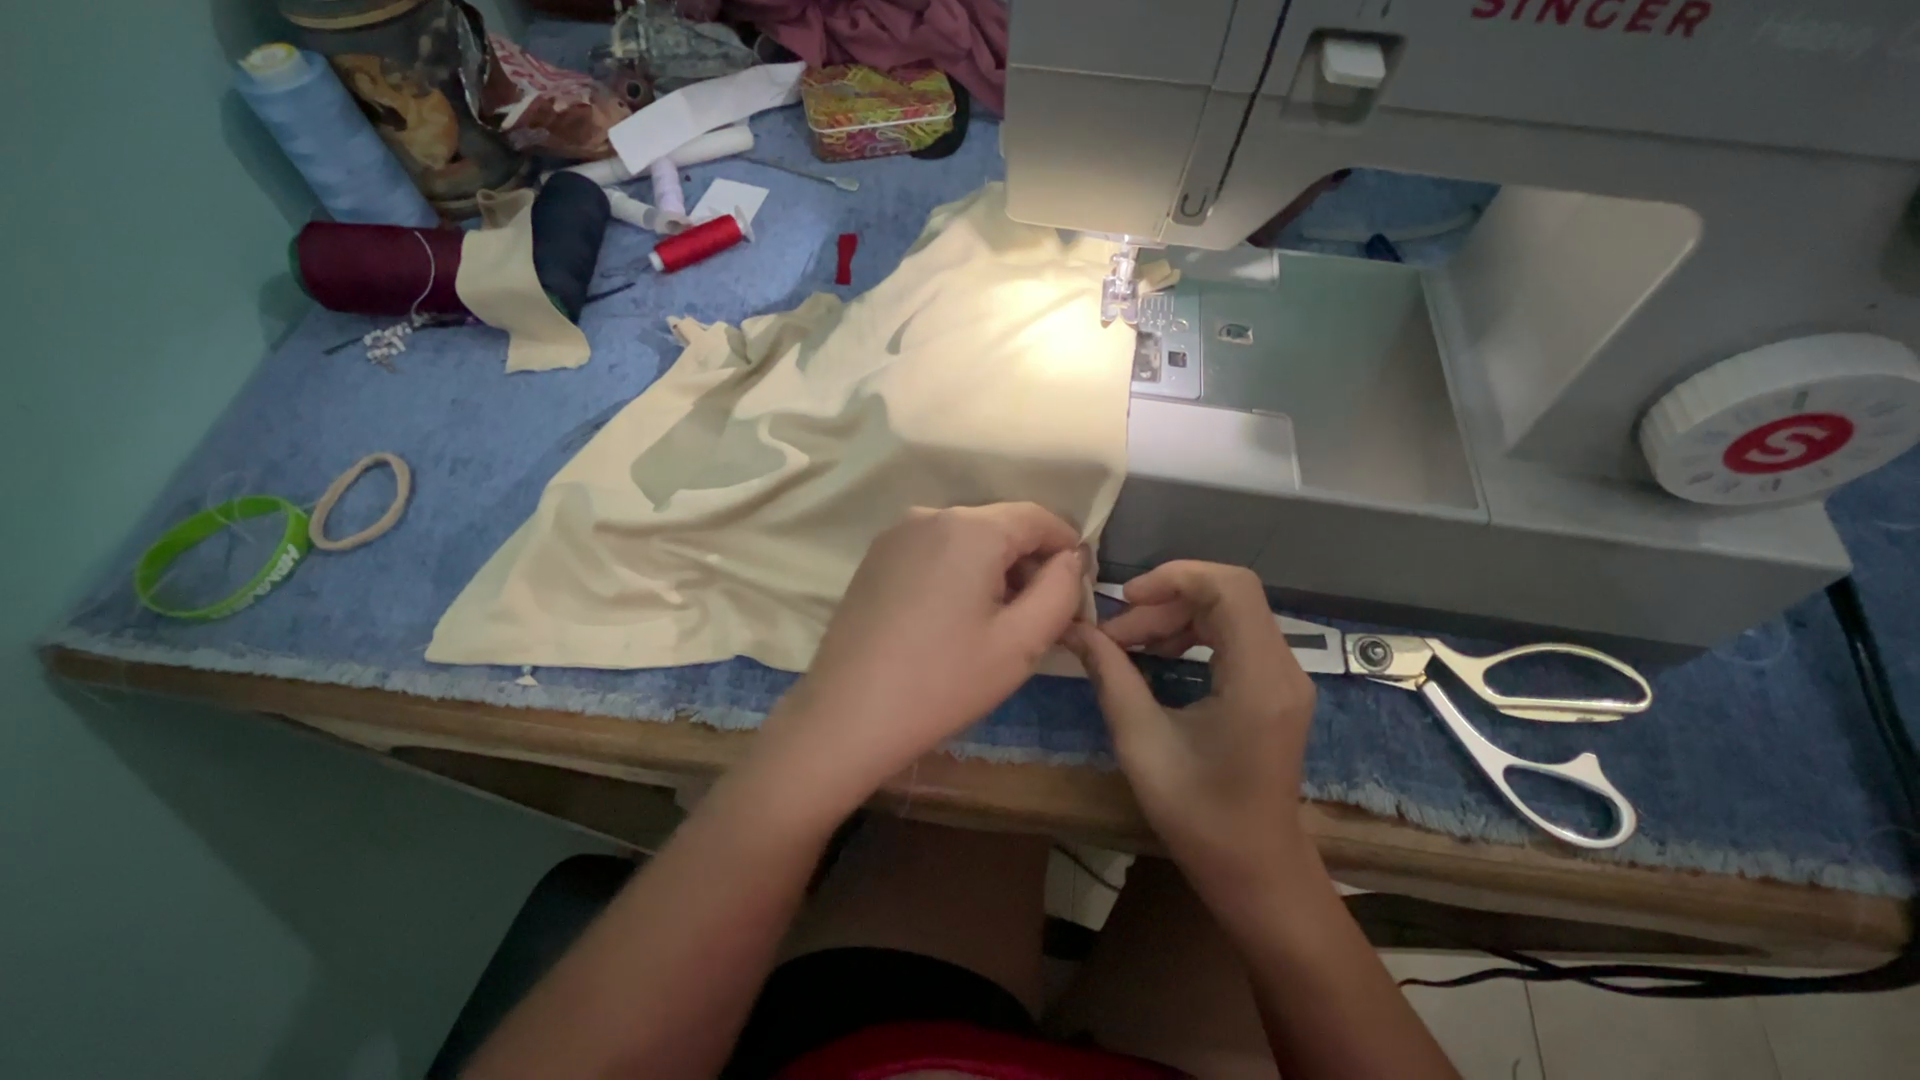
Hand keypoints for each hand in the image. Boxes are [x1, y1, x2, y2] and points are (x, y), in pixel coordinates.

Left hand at [751, 503, 1088, 816]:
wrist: (848, 715)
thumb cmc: (944, 681)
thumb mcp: (1021, 642)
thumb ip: (1061, 590)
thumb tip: (1070, 558)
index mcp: (970, 527)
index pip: (1039, 517)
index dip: (1068, 548)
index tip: (1079, 590)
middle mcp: (930, 515)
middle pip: (1000, 525)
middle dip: (1029, 562)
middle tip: (1043, 616)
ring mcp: (896, 535)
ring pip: (966, 539)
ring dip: (994, 569)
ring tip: (1000, 623)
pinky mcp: (875, 559)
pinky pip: (934, 552)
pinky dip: (958, 573)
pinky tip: (956, 620)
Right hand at [1062, 561, 1318, 908]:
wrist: (1254, 868)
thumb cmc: (1198, 815)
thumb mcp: (1142, 743)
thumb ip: (1111, 677)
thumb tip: (1077, 631)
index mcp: (1258, 679)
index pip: (1230, 587)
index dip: (1174, 577)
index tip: (1124, 599)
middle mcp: (1283, 668)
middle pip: (1228, 595)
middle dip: (1165, 602)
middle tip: (1115, 635)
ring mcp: (1286, 677)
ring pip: (1231, 612)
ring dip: (1176, 617)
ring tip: (1128, 644)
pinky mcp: (1277, 688)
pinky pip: (1237, 635)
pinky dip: (1194, 633)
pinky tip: (1158, 655)